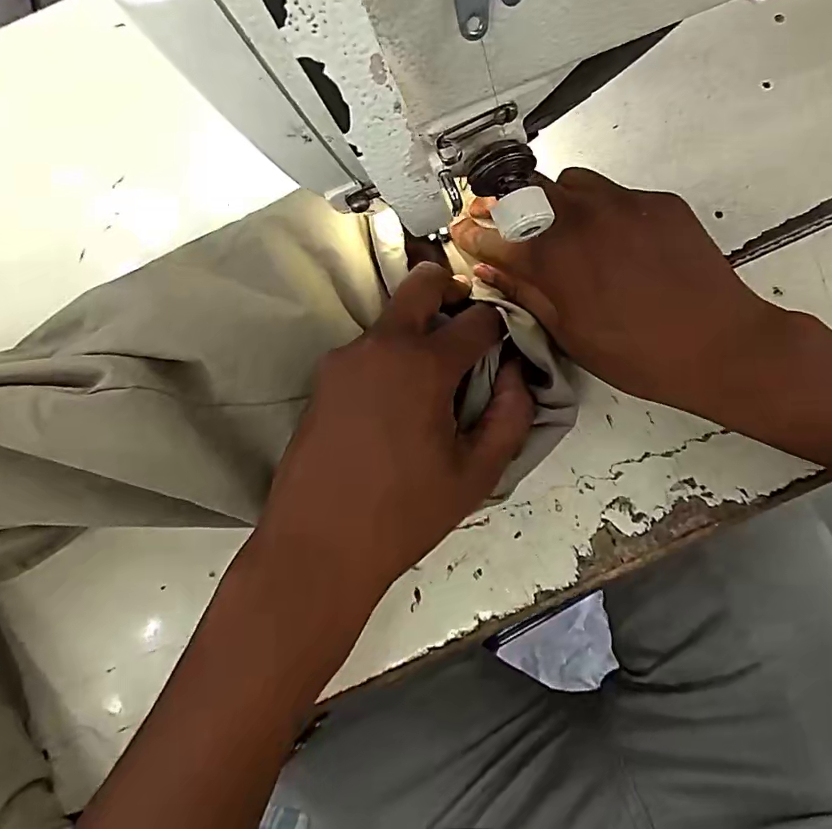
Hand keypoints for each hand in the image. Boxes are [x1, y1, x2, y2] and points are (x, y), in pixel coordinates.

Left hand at [252, 262, 534, 602]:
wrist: (315, 548)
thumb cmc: (403, 514)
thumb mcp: (478, 473)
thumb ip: (511, 414)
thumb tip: (515, 373)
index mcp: (423, 366)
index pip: (478, 318)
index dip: (502, 324)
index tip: (509, 342)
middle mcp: (381, 347)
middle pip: (422, 283)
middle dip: (454, 290)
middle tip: (471, 326)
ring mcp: (345, 358)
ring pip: (394, 318)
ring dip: (422, 329)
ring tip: (436, 383)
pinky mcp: (324, 377)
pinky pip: (371, 348)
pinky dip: (395, 356)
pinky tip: (400, 404)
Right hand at [450, 168, 787, 419]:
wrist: (720, 343)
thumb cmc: (646, 353)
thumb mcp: (571, 334)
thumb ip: (525, 294)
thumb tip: (492, 272)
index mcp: (555, 257)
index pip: (495, 233)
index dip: (474, 233)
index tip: (467, 234)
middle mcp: (584, 218)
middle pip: (524, 191)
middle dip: (506, 206)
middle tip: (503, 223)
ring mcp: (623, 203)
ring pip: (569, 183)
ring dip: (554, 202)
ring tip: (562, 231)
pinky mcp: (657, 202)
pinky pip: (614, 192)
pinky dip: (600, 209)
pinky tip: (612, 240)